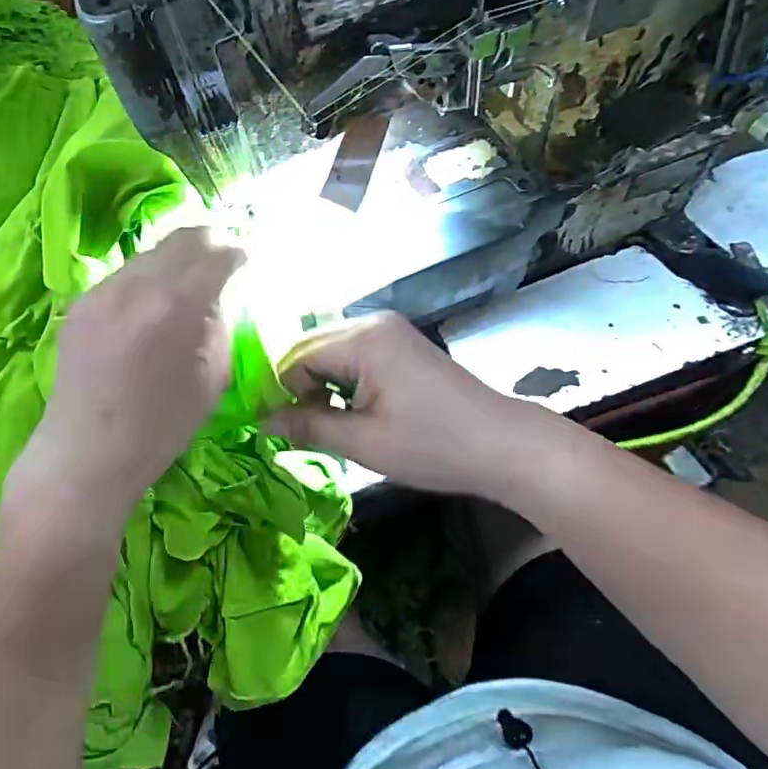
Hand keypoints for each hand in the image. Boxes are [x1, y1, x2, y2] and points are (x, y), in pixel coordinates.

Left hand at [17, 227, 245, 514]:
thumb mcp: (212, 377)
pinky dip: (144, 281)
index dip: (235, 254)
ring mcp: (102, 290)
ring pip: (149, 253)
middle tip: (219, 262)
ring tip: (182, 287)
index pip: (215, 253)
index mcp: (175, 305)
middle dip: (207, 245)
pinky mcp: (80, 302)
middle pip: (181, 239)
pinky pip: (123, 275)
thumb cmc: (160, 427)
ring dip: (173, 261)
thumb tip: (217, 296)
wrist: (86, 452)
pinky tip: (146, 309)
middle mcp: (135, 285)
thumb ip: (219, 324)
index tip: (243, 262)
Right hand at [271, 311, 578, 495]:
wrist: (504, 445)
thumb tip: (263, 423)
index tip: (283, 427)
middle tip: (305, 425)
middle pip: (312, 347)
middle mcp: (372, 323)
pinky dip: (342, 377)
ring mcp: (389, 329)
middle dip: (300, 384)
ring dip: (320, 381)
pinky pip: (353, 352)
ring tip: (328, 419)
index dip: (283, 391)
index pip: (298, 357)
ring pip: (330, 349)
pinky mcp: (400, 341)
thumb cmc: (433, 445)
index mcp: (363, 340)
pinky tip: (351, 405)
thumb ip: (308, 425)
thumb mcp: (364, 442)